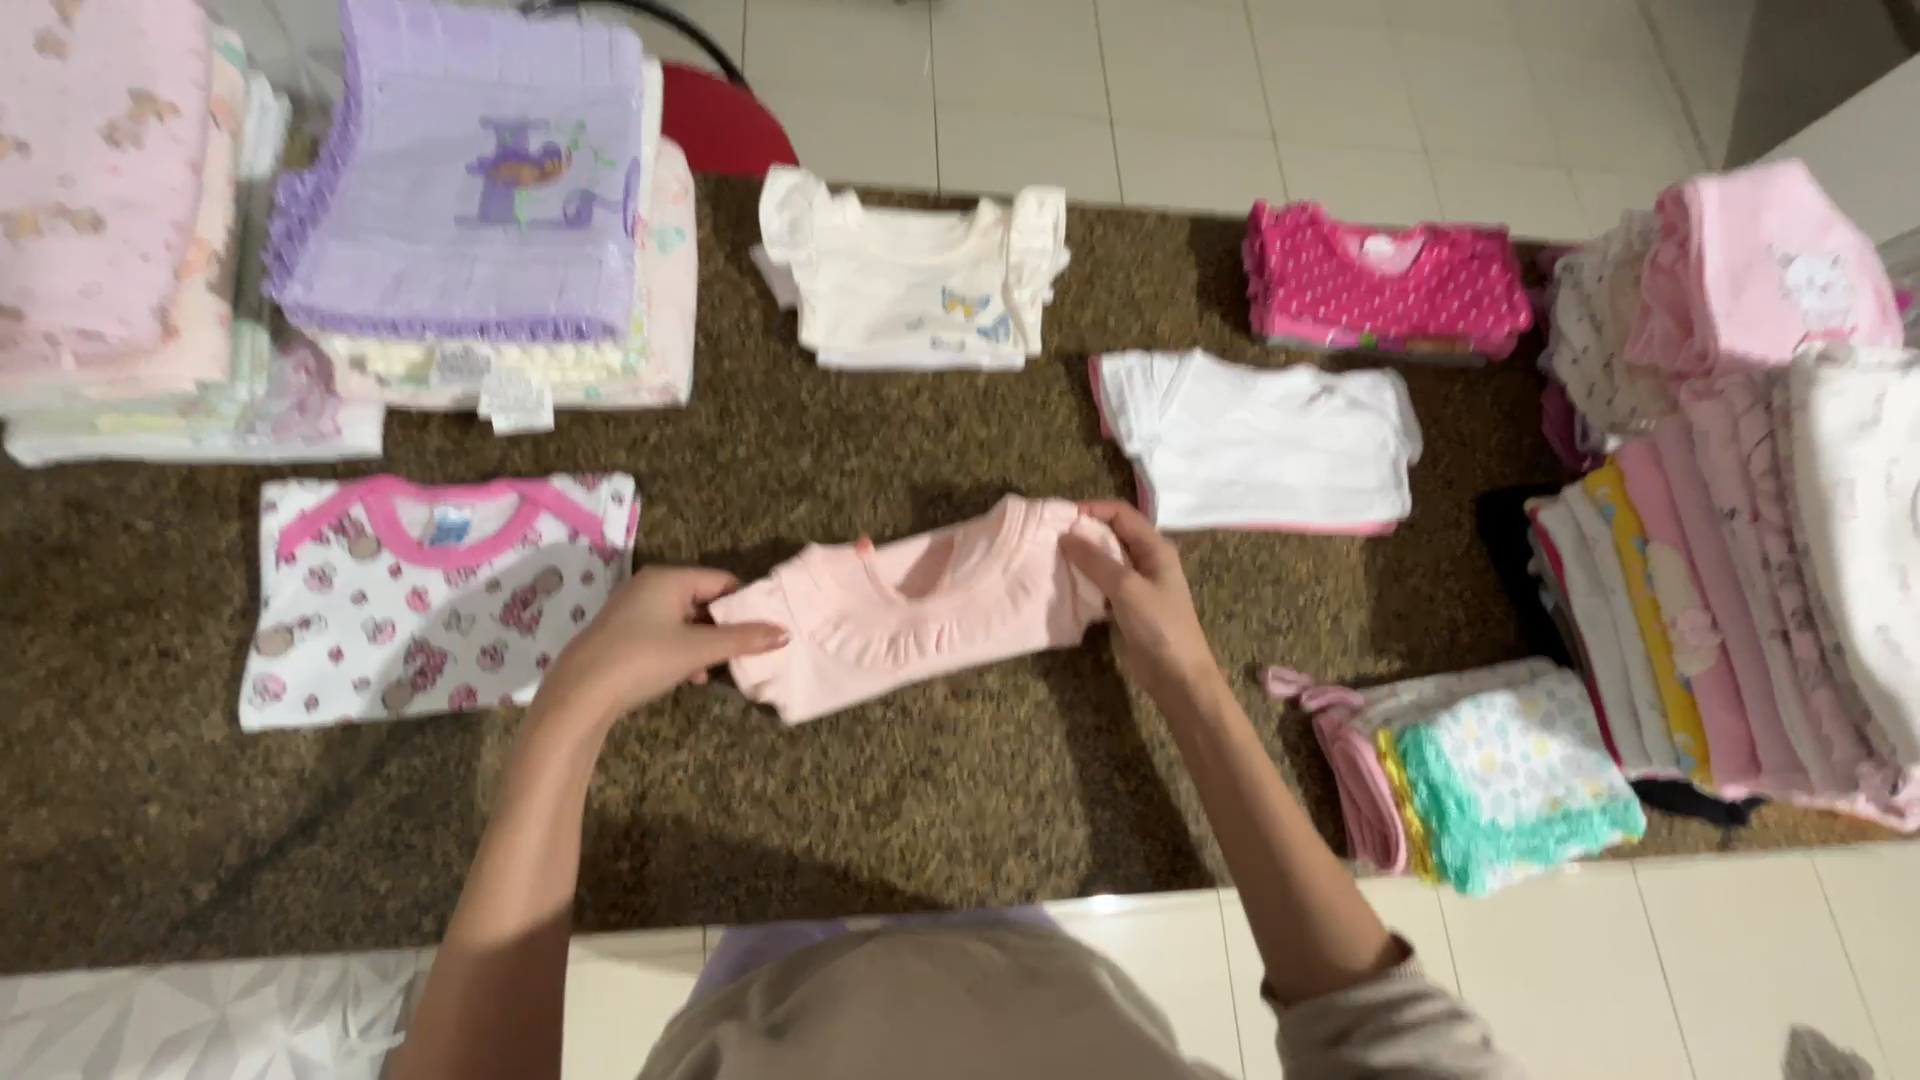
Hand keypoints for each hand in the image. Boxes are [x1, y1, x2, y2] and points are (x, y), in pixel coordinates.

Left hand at [536, 566, 786, 720]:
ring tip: (721, 667)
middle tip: (748, 649)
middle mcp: (649, 586)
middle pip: (703, 600)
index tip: (766, 627)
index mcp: (668, 579)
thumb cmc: (642, 659)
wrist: (578, 696)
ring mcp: (632, 610)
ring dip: (705, 643)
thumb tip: (784, 632)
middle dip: (726, 626)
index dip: (746, 603)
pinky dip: (683, 651)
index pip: (722, 581)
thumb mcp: (698, 650)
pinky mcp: (622, 634)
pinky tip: (692, 677)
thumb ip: (743, 639)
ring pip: (684, 621)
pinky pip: (665, 634)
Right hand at [1059, 500, 1226, 711]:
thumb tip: (1065, 536)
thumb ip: (1095, 560)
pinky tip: (1066, 584)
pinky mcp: (1129, 605)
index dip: (1092, 509)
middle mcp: (1148, 559)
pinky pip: (1104, 583)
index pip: (1121, 513)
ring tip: (1053, 558)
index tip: (1060, 517)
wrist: (1178, 675)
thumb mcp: (1126, 587)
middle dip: (1084, 532)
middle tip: (1051, 537)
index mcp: (1156, 547)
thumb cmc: (1158, 625)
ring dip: (1083, 557)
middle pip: (1113, 533)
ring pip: (1106, 559)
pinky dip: (1086, 580)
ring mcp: (1139, 583)